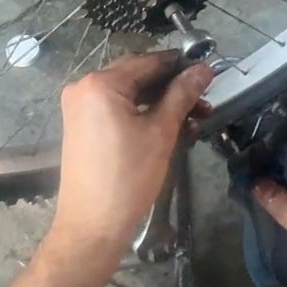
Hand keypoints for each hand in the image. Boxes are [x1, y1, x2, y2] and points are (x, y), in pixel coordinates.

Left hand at [46, 52, 212, 263]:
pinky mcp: (81, 125)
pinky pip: (116, 108)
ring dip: (159, 101)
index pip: (147, 62)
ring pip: (128, 93)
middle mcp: (83, 88)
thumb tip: (202, 69)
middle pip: (136, 75)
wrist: (92, 224)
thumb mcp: (160, 132)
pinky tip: (168, 126)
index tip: (208, 71)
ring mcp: (79, 107)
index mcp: (99, 84)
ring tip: (193, 119)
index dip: (179, 65)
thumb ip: (181, 95)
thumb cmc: (127, 177)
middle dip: (171, 86)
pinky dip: (141, 113)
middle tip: (204, 100)